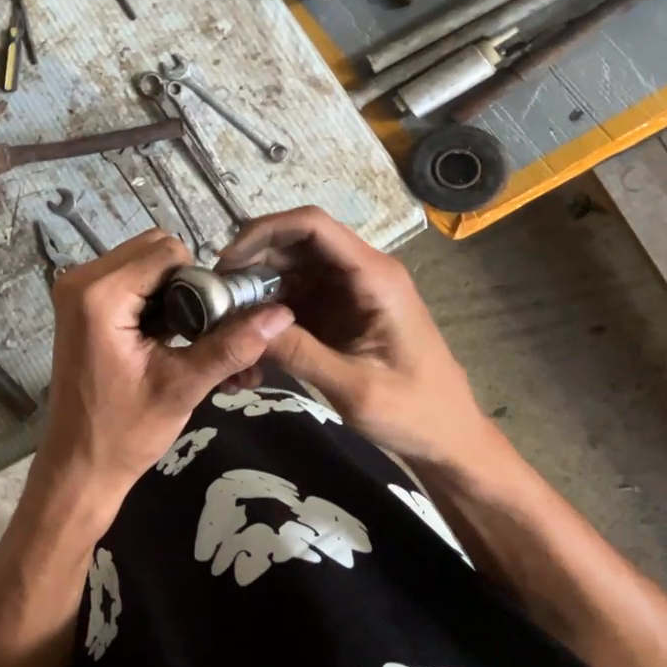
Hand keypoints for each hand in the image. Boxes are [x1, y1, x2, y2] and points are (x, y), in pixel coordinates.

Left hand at [39, 229, 293, 505]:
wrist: (79, 463)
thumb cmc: (126, 430)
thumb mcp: (184, 386)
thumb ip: (231, 344)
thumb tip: (282, 314)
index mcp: (98, 293)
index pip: (166, 251)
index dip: (198, 282)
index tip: (209, 323)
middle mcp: (80, 278)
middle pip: (153, 250)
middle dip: (186, 284)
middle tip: (198, 332)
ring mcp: (76, 288)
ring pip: (142, 263)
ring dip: (172, 293)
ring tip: (185, 339)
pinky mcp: (79, 302)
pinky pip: (127, 279)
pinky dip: (153, 300)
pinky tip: (167, 338)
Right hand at [218, 206, 494, 468]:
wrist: (450, 441)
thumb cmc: (414, 412)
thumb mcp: (354, 388)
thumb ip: (299, 353)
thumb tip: (241, 323)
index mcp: (374, 277)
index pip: (312, 225)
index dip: (264, 232)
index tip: (227, 262)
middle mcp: (359, 271)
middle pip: (293, 242)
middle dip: (250, 261)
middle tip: (216, 296)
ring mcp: (347, 289)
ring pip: (287, 267)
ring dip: (255, 287)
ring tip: (226, 320)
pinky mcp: (337, 309)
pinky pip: (292, 295)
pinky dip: (266, 310)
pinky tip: (248, 339)